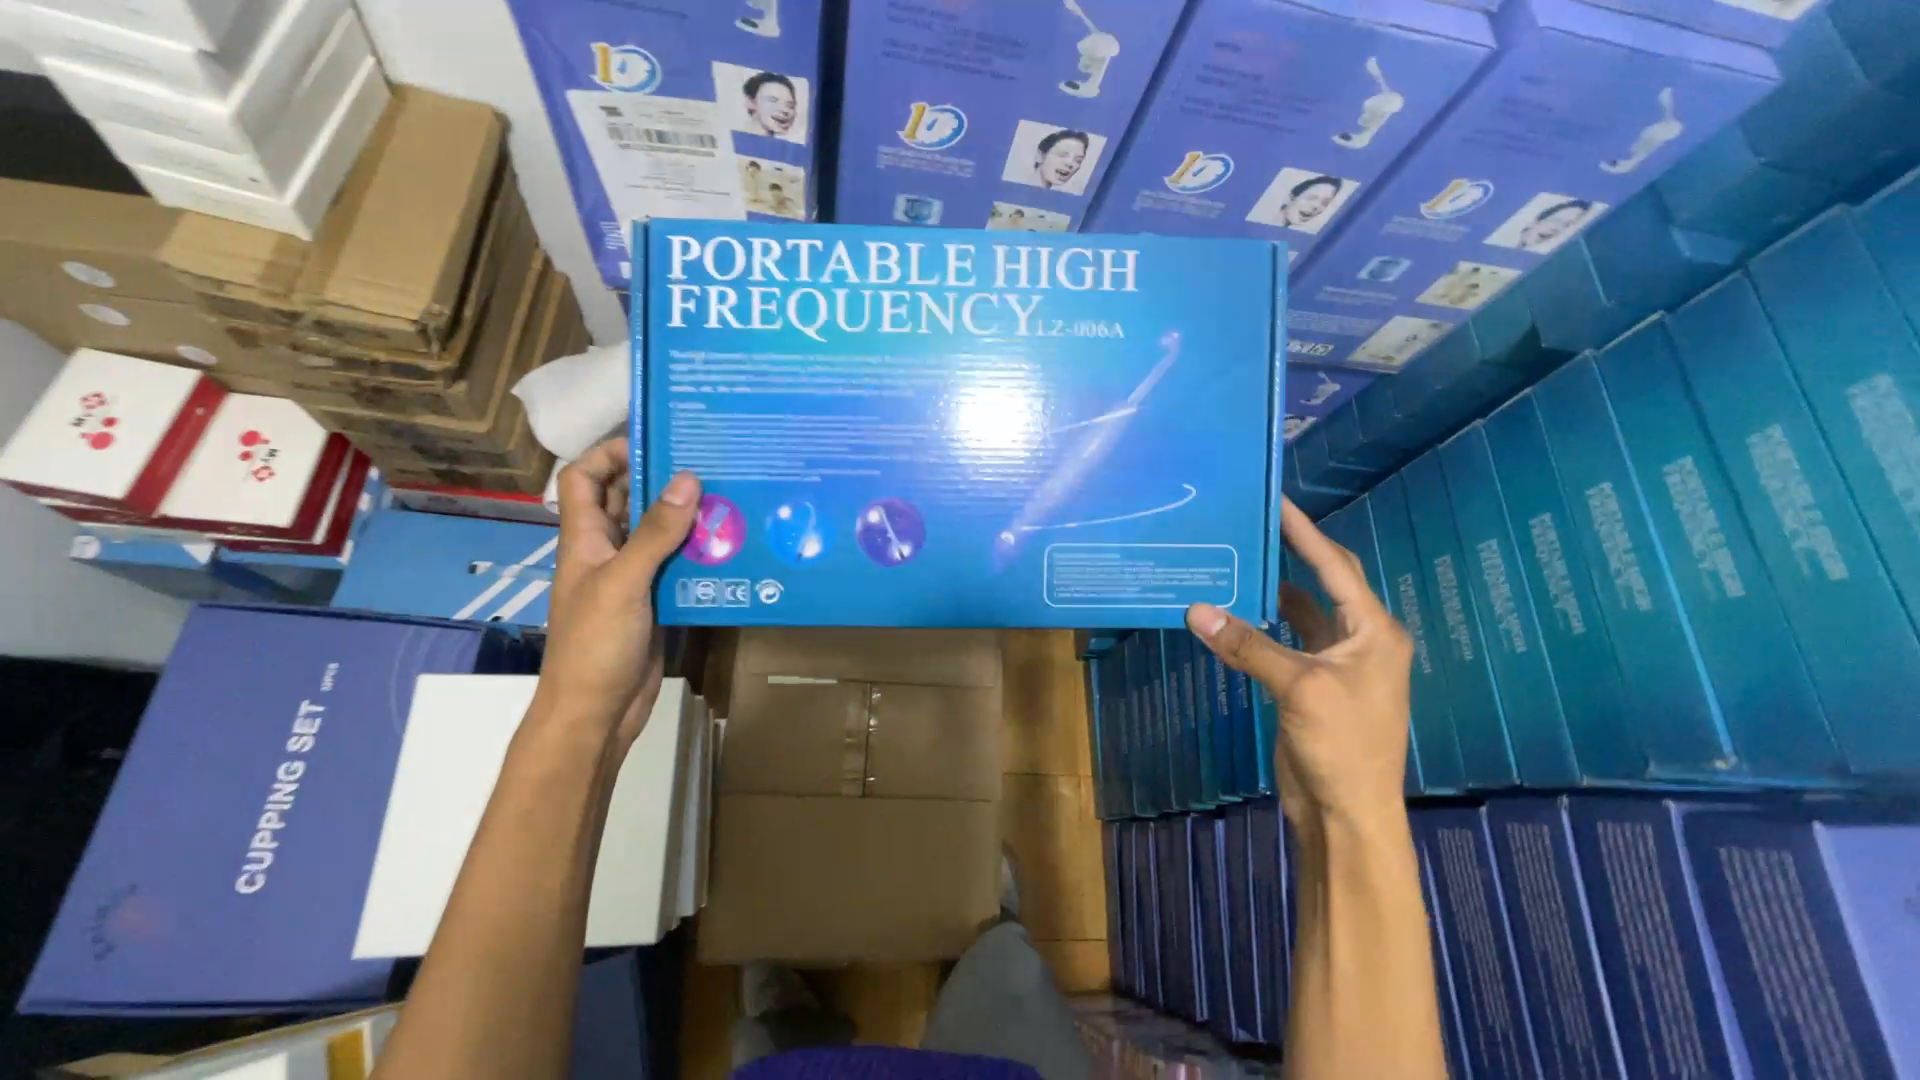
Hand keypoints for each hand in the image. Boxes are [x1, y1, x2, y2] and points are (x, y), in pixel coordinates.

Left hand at [537, 437, 699, 751]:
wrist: (596, 712)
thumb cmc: (595, 644)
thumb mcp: (624, 582)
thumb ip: (656, 533)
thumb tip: (688, 479)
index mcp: (584, 538)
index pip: (583, 477)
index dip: (609, 453)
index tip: (656, 442)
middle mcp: (606, 551)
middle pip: (625, 500)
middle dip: (660, 479)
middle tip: (709, 461)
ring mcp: (632, 578)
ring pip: (657, 533)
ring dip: (687, 516)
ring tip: (730, 497)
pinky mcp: (655, 602)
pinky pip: (677, 566)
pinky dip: (700, 553)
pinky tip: (732, 546)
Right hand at [1186, 499, 1413, 822]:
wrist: (1348, 813)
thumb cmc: (1342, 744)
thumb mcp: (1298, 687)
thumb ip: (1248, 645)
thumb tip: (1195, 609)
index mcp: (1374, 631)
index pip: (1336, 568)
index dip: (1305, 533)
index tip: (1277, 500)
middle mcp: (1360, 640)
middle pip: (1324, 584)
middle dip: (1292, 553)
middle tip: (1253, 522)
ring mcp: (1337, 665)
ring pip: (1302, 614)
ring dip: (1272, 591)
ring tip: (1236, 560)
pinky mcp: (1312, 687)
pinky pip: (1285, 643)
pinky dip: (1262, 627)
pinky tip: (1235, 612)